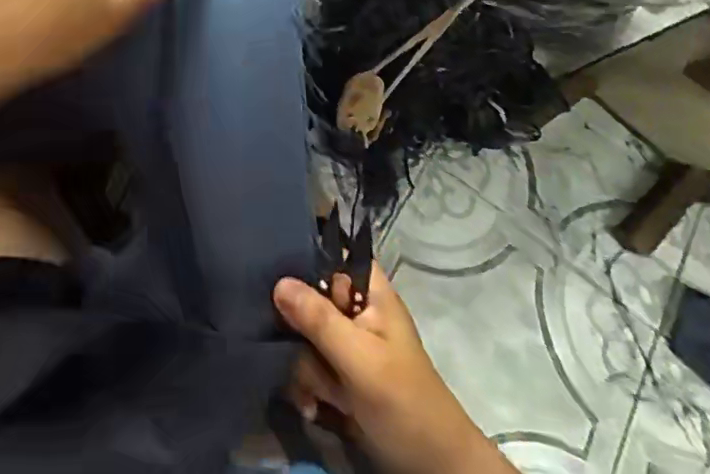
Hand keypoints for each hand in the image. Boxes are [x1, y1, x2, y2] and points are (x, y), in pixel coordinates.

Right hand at [275, 265, 511, 473]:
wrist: (430, 465)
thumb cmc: (403, 401)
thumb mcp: (360, 358)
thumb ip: (319, 320)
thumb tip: (279, 282)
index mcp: (370, 293)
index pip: (334, 256)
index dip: (308, 260)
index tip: (279, 275)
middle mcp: (355, 311)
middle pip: (310, 299)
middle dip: (301, 331)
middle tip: (307, 354)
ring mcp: (346, 345)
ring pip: (304, 337)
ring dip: (306, 369)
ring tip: (321, 394)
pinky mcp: (338, 375)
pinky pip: (307, 367)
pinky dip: (308, 388)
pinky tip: (314, 407)